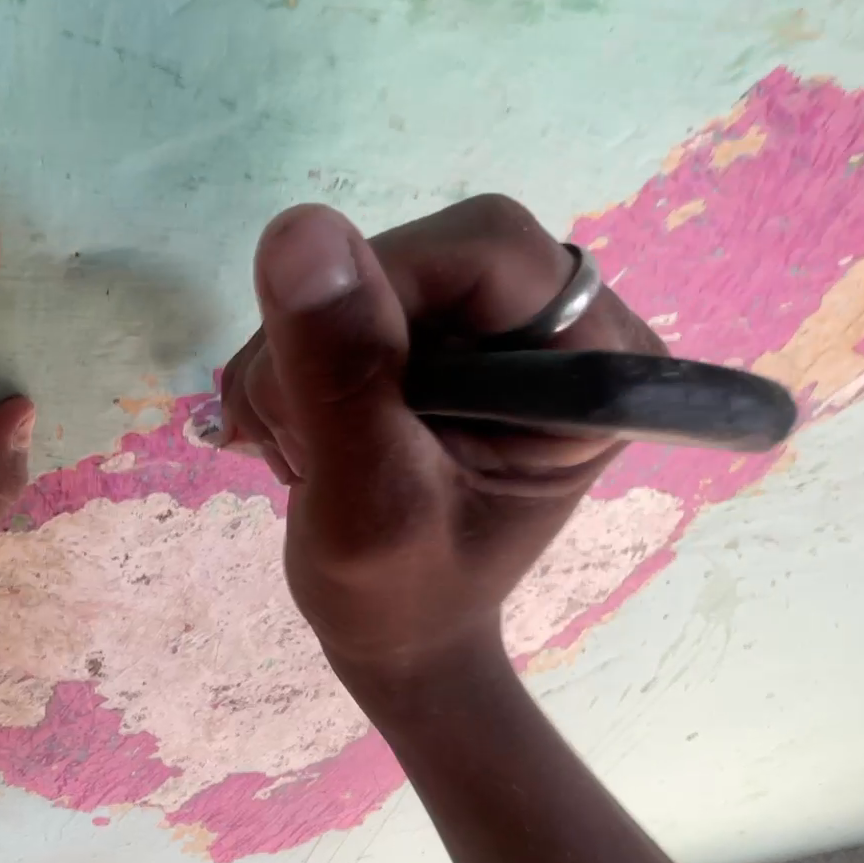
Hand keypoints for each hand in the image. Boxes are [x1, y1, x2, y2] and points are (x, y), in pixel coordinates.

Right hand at [217, 196, 663, 682]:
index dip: (378, 290)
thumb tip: (296, 230)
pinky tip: (287, 435)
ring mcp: (473, 334)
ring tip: (291, 455)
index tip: (312, 392)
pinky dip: (277, 370)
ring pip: (344, 283)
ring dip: (283, 365)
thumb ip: (339, 374)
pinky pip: (322, 312)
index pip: (482, 248)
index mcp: (586, 364)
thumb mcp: (366, 500)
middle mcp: (541, 329)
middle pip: (401, 259)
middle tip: (292, 441)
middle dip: (314, 346)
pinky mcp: (417, 346)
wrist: (392, 632)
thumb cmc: (397, 596)